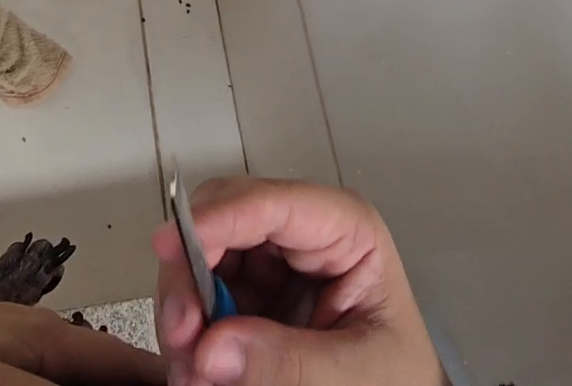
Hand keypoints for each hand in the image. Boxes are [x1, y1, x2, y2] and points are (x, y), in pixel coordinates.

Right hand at [153, 177, 440, 385]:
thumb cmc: (397, 378)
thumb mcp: (358, 374)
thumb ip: (290, 362)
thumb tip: (214, 347)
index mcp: (345, 228)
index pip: (273, 203)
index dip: (218, 218)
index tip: (173, 245)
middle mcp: (301, 230)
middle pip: (225, 217)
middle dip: (191, 268)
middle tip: (181, 330)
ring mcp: (272, 257)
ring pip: (203, 252)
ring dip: (184, 302)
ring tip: (189, 365)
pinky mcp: (251, 287)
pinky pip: (202, 289)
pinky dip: (190, 323)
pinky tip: (195, 363)